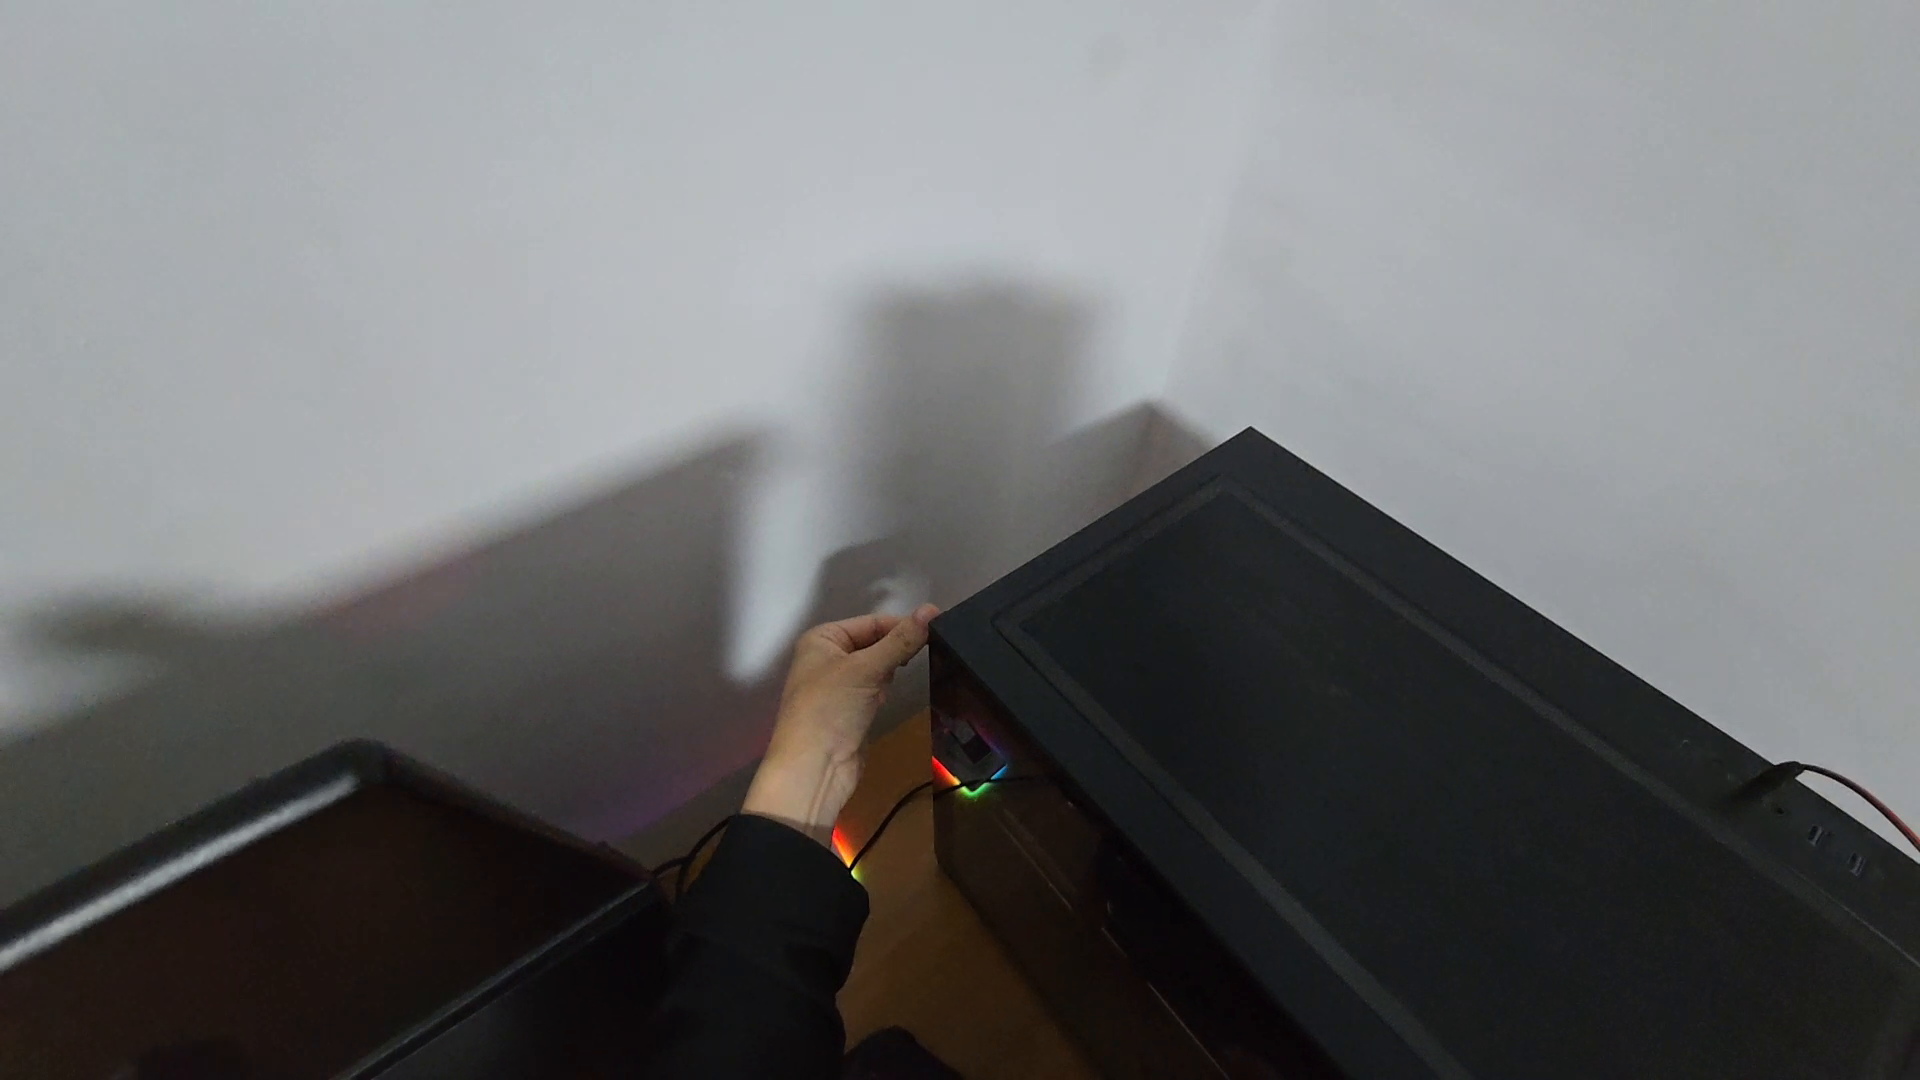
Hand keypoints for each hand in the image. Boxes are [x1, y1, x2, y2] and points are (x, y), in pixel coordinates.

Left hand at [742, 604, 939, 844]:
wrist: (815, 769)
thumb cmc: (831, 708)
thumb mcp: (867, 668)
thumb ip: (901, 640)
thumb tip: (932, 609)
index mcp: (822, 639)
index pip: (871, 622)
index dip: (902, 625)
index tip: (937, 628)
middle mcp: (827, 657)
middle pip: (874, 642)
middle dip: (896, 649)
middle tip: (929, 651)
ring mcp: (838, 685)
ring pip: (876, 666)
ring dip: (890, 670)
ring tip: (907, 673)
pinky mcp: (850, 709)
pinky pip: (874, 688)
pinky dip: (884, 690)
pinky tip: (886, 697)